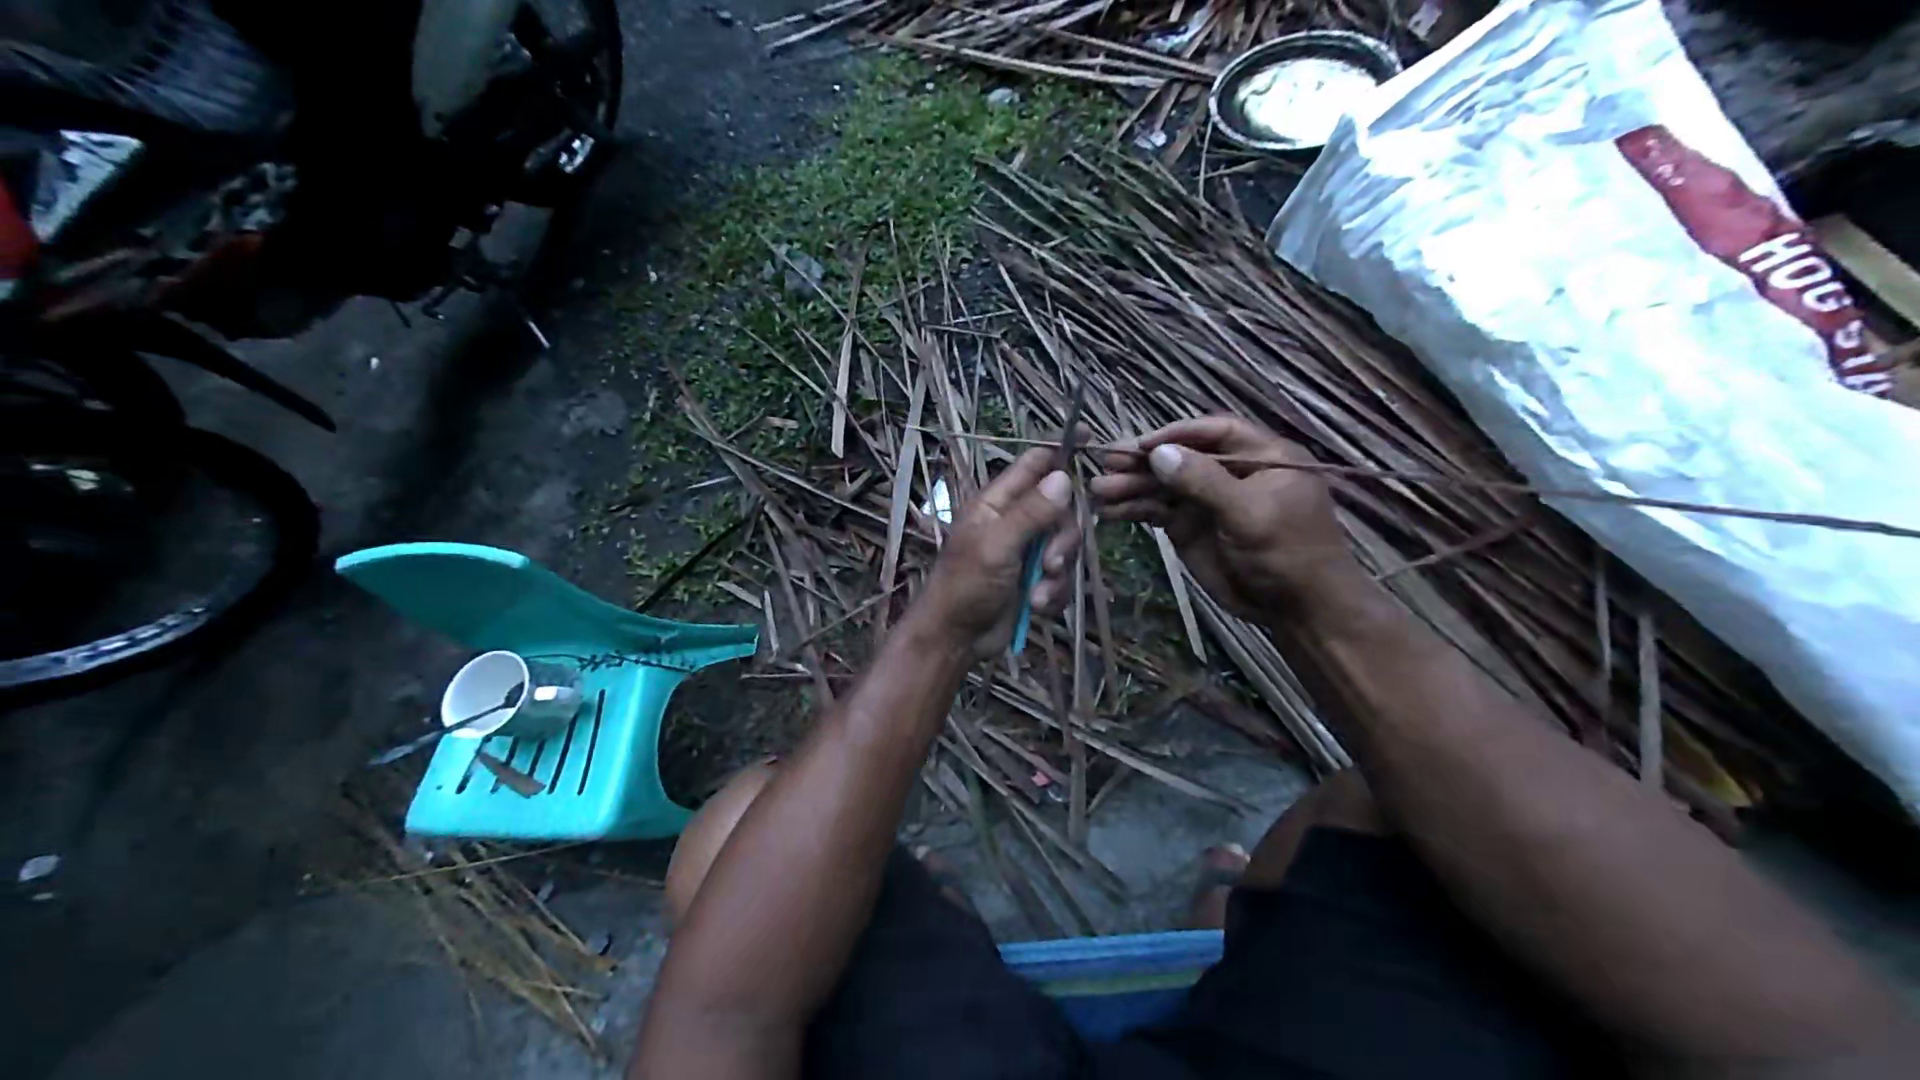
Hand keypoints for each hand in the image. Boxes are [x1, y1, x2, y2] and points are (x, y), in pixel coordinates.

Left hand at [919, 447, 1081, 656]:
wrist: (955, 639)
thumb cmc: (965, 586)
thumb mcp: (997, 546)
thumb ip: (1031, 513)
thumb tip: (1063, 476)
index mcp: (997, 503)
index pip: (1034, 465)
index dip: (1059, 452)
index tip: (1087, 439)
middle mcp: (1015, 521)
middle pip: (1062, 511)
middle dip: (1062, 542)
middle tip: (1049, 565)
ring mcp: (1026, 551)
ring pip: (1065, 547)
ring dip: (1057, 575)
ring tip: (1037, 595)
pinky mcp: (1035, 580)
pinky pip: (1062, 577)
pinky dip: (1055, 594)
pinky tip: (1037, 608)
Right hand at [1090, 416, 1368, 624]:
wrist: (1298, 609)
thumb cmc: (1288, 553)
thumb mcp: (1250, 513)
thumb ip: (1204, 482)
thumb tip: (1159, 454)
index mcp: (1260, 456)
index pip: (1213, 432)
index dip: (1176, 435)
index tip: (1142, 446)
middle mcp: (1229, 472)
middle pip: (1180, 457)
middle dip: (1143, 462)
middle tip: (1106, 465)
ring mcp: (1206, 500)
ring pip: (1163, 485)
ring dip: (1131, 487)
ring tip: (1097, 492)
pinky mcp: (1189, 527)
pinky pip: (1157, 511)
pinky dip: (1133, 509)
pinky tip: (1108, 510)